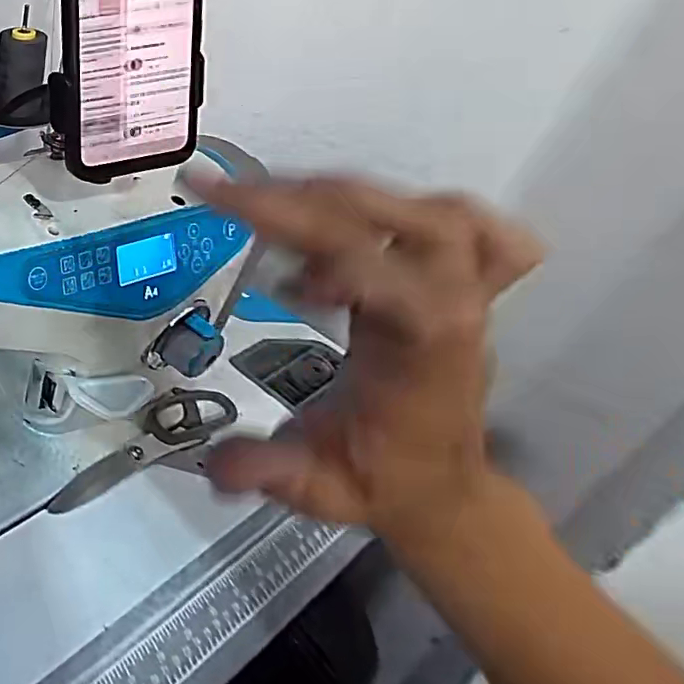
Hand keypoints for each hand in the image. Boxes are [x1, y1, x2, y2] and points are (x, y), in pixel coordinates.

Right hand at [193, 175, 542, 545]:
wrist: (441, 488)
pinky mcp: (456, 286)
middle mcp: (453, 310)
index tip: (245, 235)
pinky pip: (466, 223)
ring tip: (274, 201)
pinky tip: (352, 215)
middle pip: (402, 223)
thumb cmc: (382, 481)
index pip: (382, 274)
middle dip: (308, 201)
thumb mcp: (320, 488)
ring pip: (434, 211)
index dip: (316, 241)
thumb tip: (218, 464)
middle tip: (232, 196)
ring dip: (346, 196)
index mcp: (420, 353)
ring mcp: (466, 294)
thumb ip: (270, 472)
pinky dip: (409, 206)